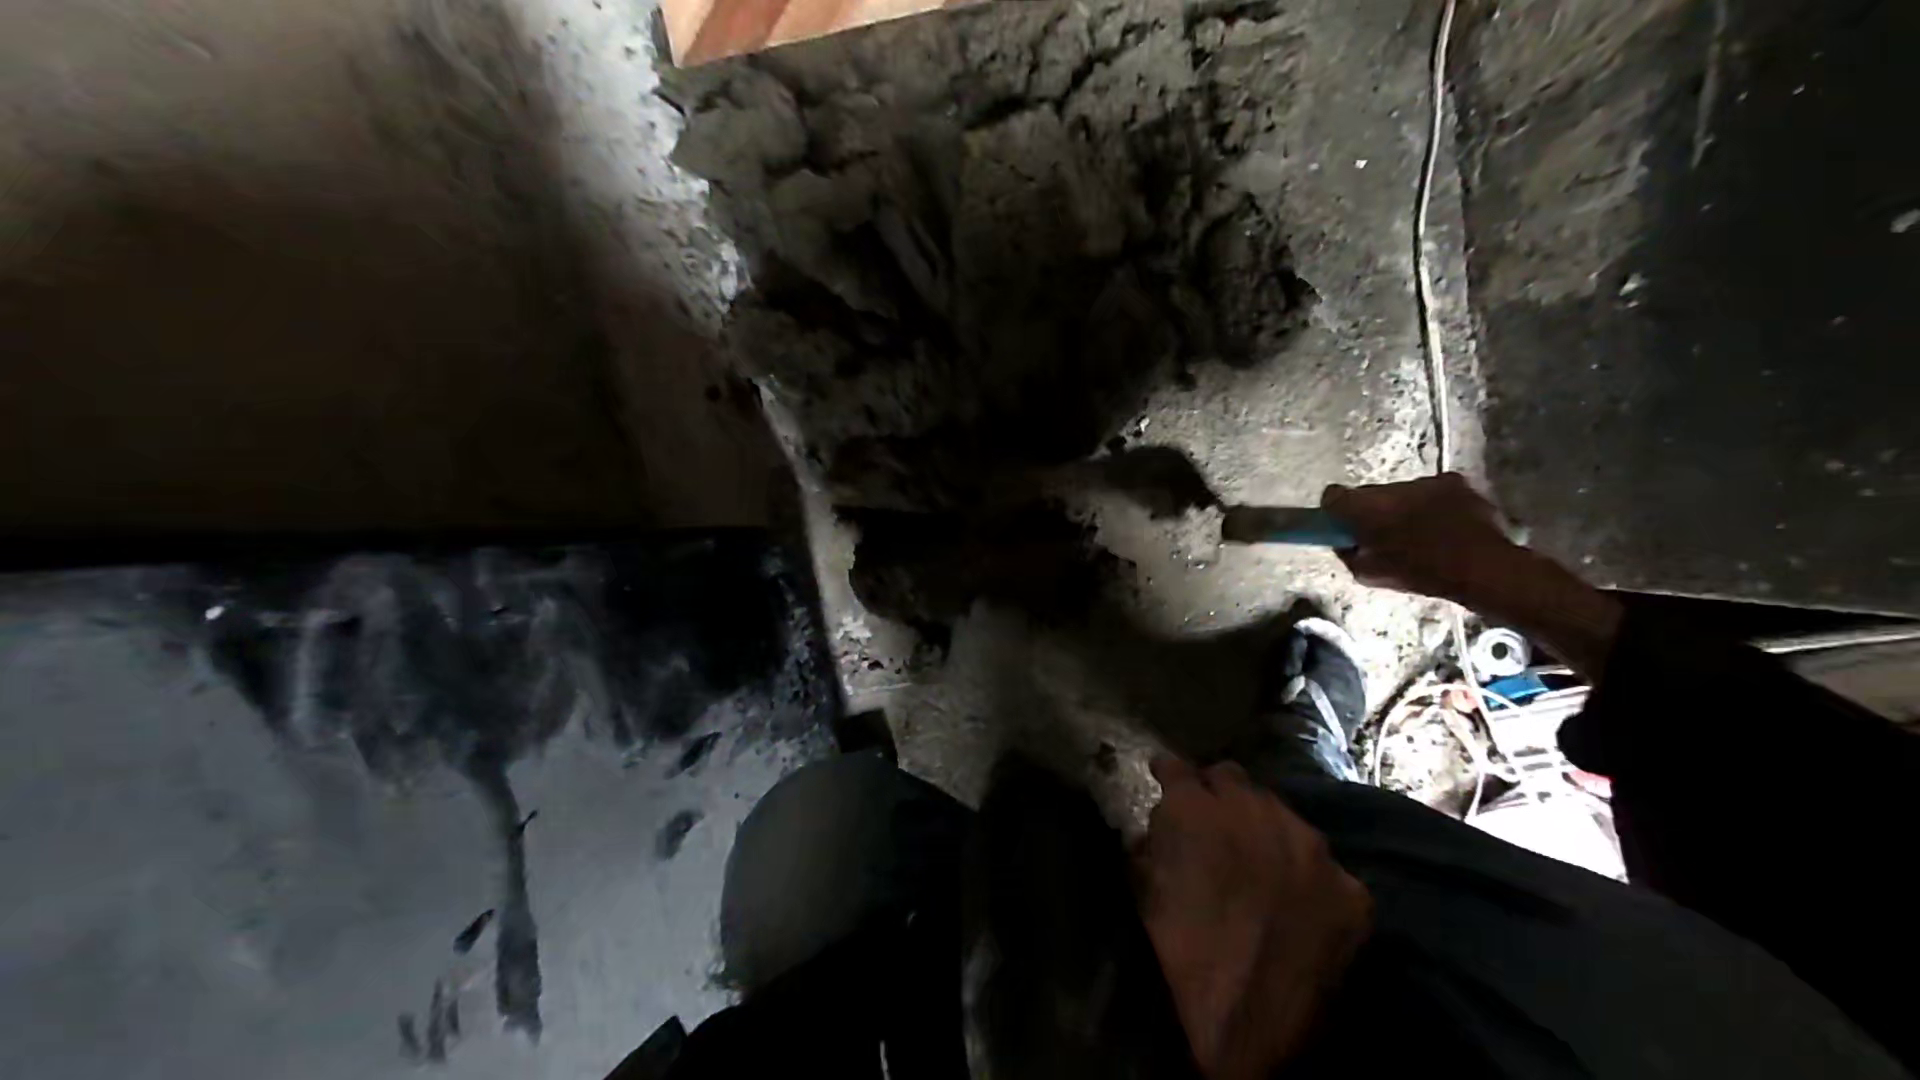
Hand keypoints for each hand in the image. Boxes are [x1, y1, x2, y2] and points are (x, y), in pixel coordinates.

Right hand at [1135, 758, 1371, 1079]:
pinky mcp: (1350, 889)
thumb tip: (1160, 828)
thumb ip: (1151, 841)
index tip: (1164, 776)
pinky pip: (1324, 867)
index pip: (1178, 766)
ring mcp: (1312, 848)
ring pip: (1283, 815)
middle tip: (1211, 820)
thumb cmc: (1176, 953)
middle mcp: (1257, 811)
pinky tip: (1296, 901)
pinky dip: (1306, 876)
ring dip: (1264, 827)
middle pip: (1233, 778)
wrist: (1244, 1030)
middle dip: (1217, 793)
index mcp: (1196, 808)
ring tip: (1258, 859)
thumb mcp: (1141, 886)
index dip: (1169, 772)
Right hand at [1322, 473, 1623, 678]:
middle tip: (1381, 534)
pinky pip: (1431, 492)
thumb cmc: (1422, 574)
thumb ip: (1348, 552)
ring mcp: (1427, 481)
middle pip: (1369, 493)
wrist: (1487, 569)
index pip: (1333, 495)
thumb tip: (1346, 542)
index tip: (1341, 525)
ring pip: (1401, 492)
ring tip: (1417, 533)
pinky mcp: (1456, 482)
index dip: (1334, 510)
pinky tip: (1442, 526)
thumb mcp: (1369, 575)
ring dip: (1402, 507)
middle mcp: (1392, 487)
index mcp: (1366, 508)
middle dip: (1372, 510)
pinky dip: (1431, 505)